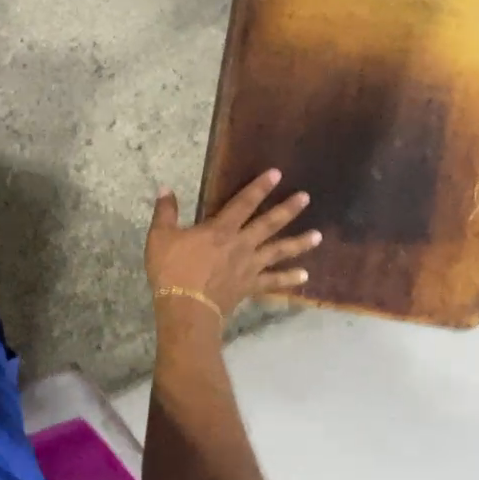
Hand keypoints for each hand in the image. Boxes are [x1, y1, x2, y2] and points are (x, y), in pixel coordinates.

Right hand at [144, 170, 320, 319]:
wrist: (186, 305)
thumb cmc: (171, 268)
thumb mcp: (160, 235)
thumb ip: (165, 211)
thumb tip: (165, 188)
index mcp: (220, 230)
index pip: (243, 203)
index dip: (259, 187)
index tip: (276, 174)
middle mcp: (241, 244)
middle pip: (268, 224)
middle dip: (287, 209)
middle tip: (306, 197)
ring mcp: (249, 266)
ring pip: (278, 251)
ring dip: (299, 243)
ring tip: (319, 236)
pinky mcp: (250, 286)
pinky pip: (273, 281)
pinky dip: (289, 278)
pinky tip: (305, 275)